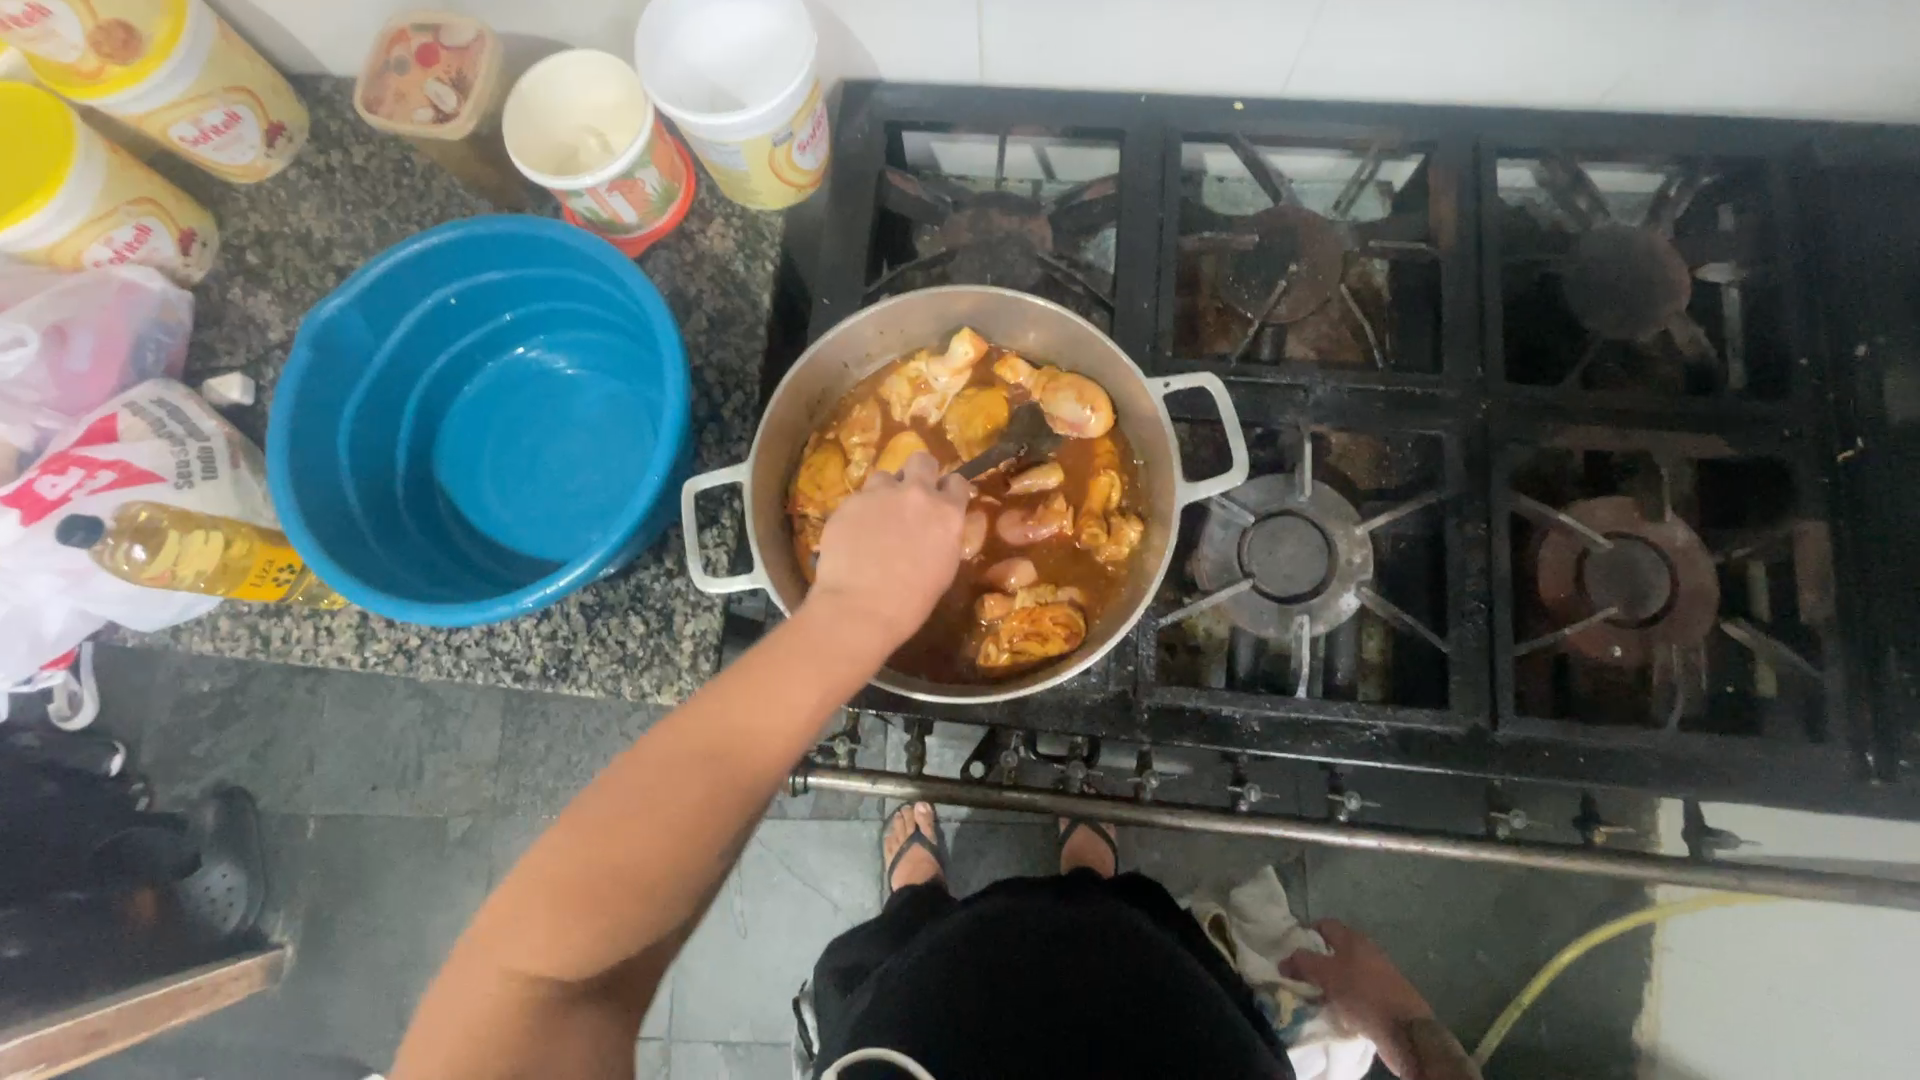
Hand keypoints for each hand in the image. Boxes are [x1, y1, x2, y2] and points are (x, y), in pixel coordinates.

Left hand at [806, 453, 970, 650]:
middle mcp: (916, 493)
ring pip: (885, 475)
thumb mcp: (945, 567)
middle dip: (920, 473)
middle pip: (922, 460)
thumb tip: (938, 526)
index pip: (957, 481)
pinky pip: (859, 497)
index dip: (949, 490)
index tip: (943, 500)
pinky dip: (860, 510)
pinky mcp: (849, 502)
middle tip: (911, 496)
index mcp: (947, 513)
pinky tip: (855, 534)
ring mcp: (879, 494)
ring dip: (885, 491)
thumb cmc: (912, 600)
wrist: (861, 608)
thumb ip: (944, 535)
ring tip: (878, 517)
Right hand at [1281, 919, 1434, 1077]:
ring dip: (1332, 982)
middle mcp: (1368, 951)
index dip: (1308, 931)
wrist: (1406, 1031)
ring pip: (1348, 973)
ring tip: (1316, 995)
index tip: (1292, 946)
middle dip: (1318, 960)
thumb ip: (1302, 963)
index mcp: (1354, 939)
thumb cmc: (1362, 993)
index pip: (1326, 925)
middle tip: (1301, 973)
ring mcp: (1381, 975)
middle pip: (1337, 949)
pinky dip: (1347, 998)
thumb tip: (1283, 960)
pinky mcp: (1388, 998)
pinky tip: (1338, 1011)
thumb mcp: (1325, 975)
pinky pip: (1359, 993)